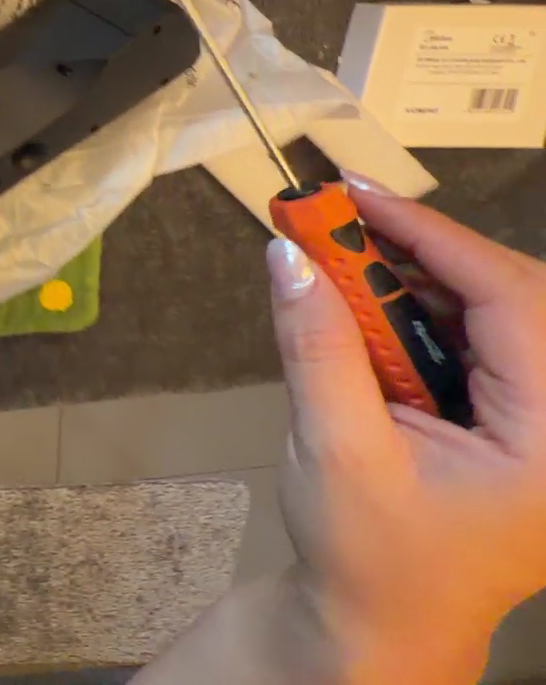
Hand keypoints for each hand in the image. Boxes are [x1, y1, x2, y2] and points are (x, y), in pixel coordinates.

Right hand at [267, 185, 545, 682]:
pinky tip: (358, 294)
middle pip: (517, 299)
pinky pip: (470, 338)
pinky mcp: (508, 417)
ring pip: (493, 312)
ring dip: (410, 272)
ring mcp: (542, 419)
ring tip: (332, 245)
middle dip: (423, 247)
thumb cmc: (364, 542)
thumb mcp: (334, 445)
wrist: (379, 611)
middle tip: (333, 212)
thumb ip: (316, 347)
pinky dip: (409, 305)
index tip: (351, 193)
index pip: (515, 304)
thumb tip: (285, 255)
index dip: (434, 237)